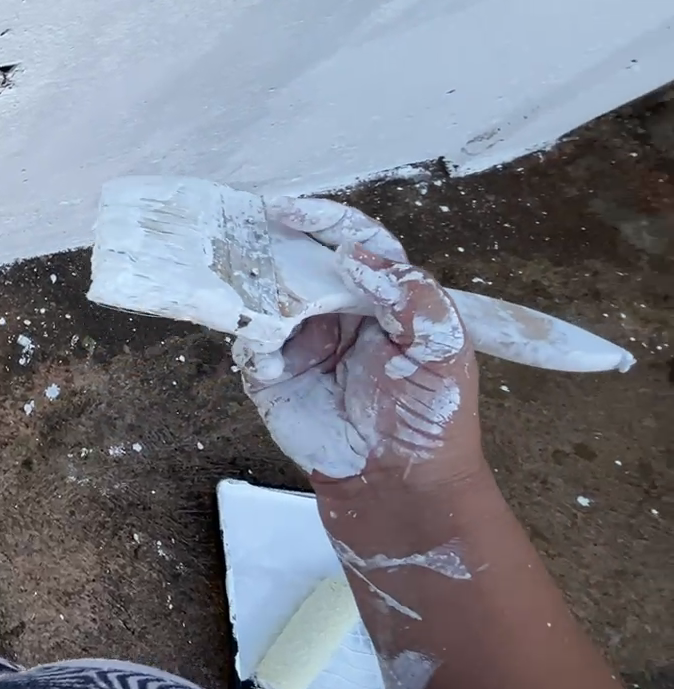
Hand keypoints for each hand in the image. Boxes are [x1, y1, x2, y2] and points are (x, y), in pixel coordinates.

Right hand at [235, 198, 485, 488]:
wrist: (392, 478)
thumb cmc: (429, 415)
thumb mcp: (443, 352)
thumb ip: (413, 299)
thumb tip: (355, 258)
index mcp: (380, 297)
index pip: (353, 244)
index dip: (323, 221)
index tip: (287, 210)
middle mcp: (333, 309)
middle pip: (296, 264)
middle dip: (271, 251)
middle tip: (245, 239)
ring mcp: (295, 337)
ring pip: (262, 300)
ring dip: (258, 302)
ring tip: (269, 321)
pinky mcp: (265, 368)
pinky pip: (248, 343)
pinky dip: (256, 349)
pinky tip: (274, 369)